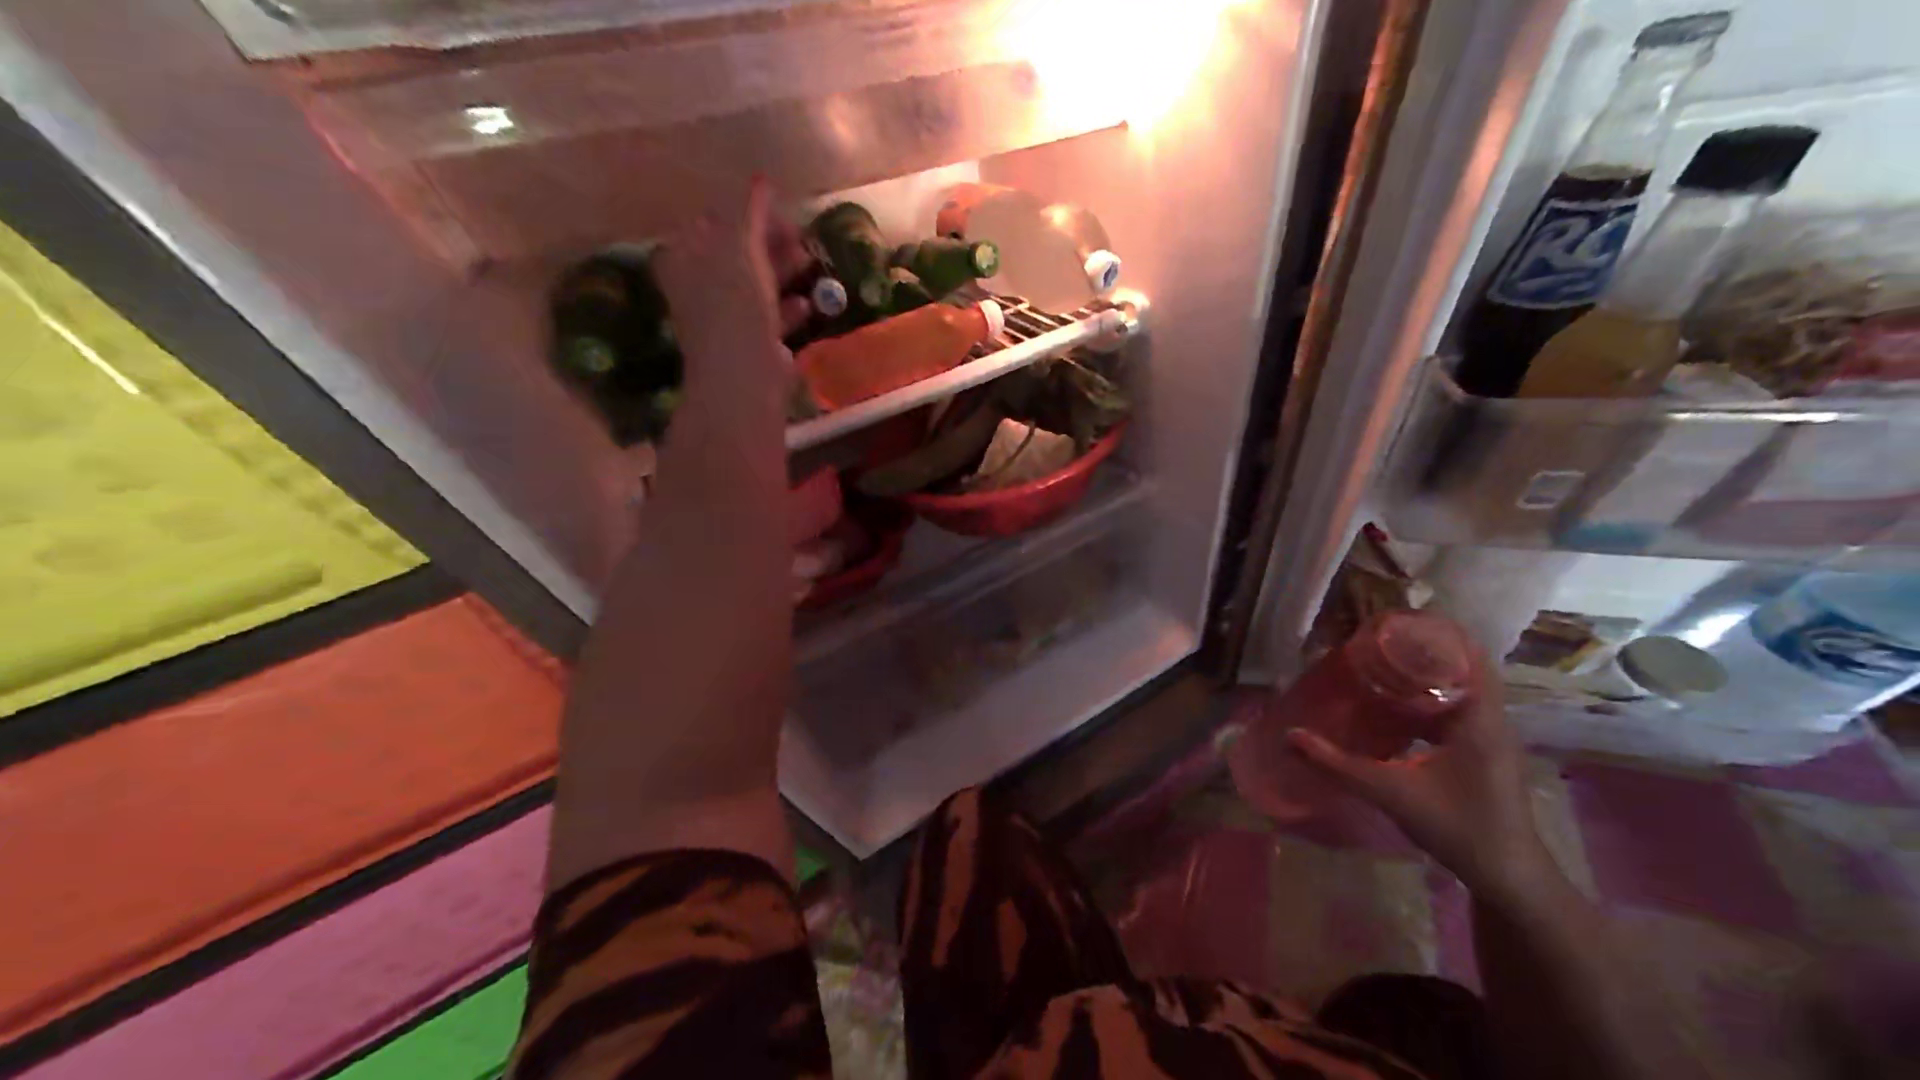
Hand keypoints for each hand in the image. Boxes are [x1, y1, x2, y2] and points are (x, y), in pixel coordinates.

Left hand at [650, 176, 815, 382]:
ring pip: (754, 286)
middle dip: (770, 246)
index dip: (750, 216)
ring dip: (782, 274)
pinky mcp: (745, 344)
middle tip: (801, 243)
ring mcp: (720, 317)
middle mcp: (696, 285)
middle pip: (736, 254)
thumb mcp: (741, 247)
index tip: (784, 218)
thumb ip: (750, 211)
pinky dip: (786, 308)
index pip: (716, 222)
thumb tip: (761, 179)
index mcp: (684, 257)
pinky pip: (767, 317)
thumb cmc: (736, 303)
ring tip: (808, 267)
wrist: (743, 372)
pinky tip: (805, 304)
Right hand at [1288, 653, 1559, 902]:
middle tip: (1377, 642)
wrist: (1508, 876)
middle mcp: (1491, 722)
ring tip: (1381, 666)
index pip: (1470, 659)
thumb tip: (1291, 736)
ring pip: (1460, 692)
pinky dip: (1429, 702)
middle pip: (1463, 670)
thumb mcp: (1391, 792)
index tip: (1399, 624)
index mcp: (1480, 721)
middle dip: (1424, 653)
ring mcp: (1491, 739)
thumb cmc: (1458, 827)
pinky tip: (1396, 709)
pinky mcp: (1483, 755)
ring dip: (1427, 677)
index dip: (1440, 636)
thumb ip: (1339, 763)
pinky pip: (1457, 712)